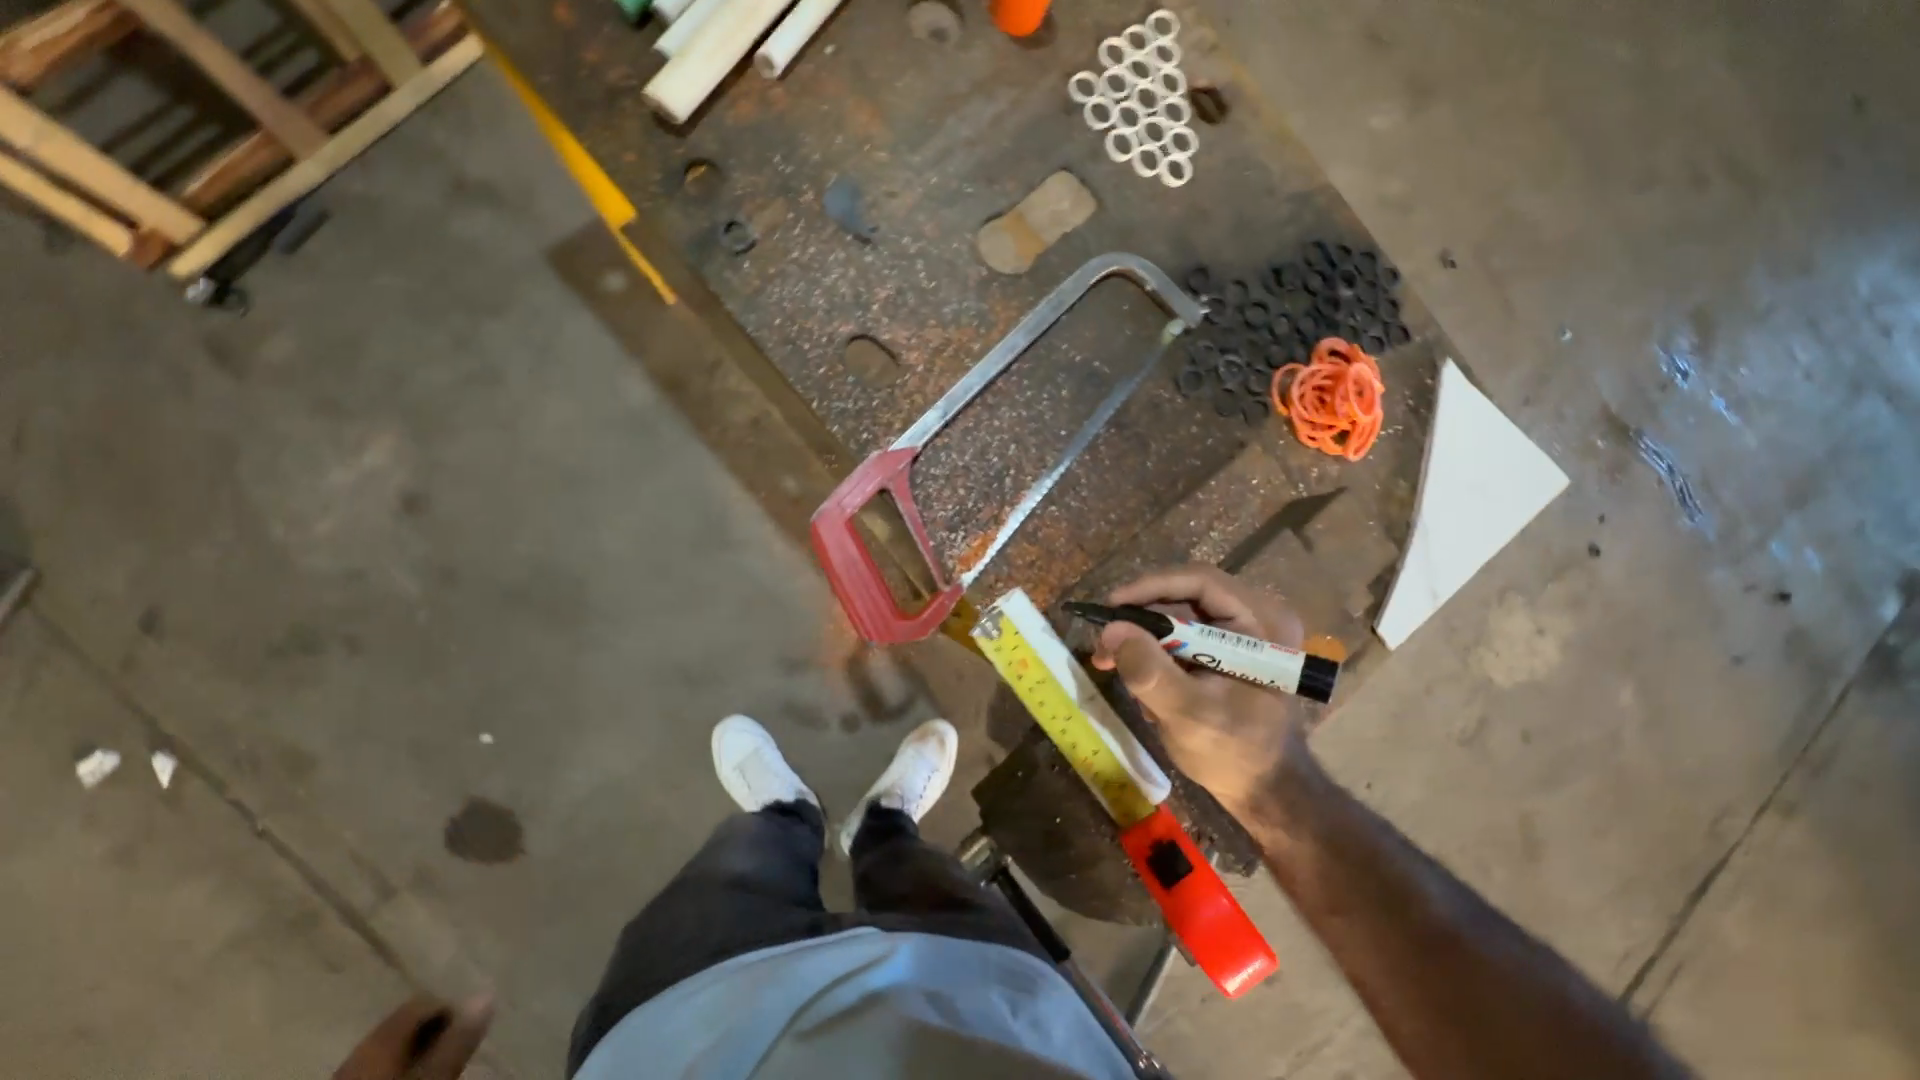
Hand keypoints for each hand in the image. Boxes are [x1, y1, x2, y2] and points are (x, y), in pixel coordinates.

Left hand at [333, 994, 493, 1079]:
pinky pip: (380, 1070)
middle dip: (436, 1035)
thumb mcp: (433, 1078)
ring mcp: (349, 1073)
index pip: (423, 1003)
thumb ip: (457, 1041)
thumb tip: (484, 996)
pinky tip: (416, 1079)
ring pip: (393, 1051)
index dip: (451, 1012)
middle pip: (406, 1026)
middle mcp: (361, 1048)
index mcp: (382, 1039)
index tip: (470, 1035)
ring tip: (440, 1072)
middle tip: (457, 1057)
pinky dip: (402, 1072)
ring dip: (419, 1056)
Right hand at [1090, 564, 1308, 818]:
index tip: (1110, 608)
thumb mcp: (1187, 714)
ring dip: (1144, 640)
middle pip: (1186, 597)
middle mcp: (1257, 617)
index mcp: (1263, 623)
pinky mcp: (1229, 651)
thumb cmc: (1234, 753)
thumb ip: (1149, 672)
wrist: (1264, 791)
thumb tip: (1111, 630)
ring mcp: (1244, 634)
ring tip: (1112, 665)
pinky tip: (1144, 684)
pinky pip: (1184, 637)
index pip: (1200, 582)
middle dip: (1140, 619)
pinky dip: (1157, 654)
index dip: (1150, 588)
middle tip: (1104, 645)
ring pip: (1179, 617)